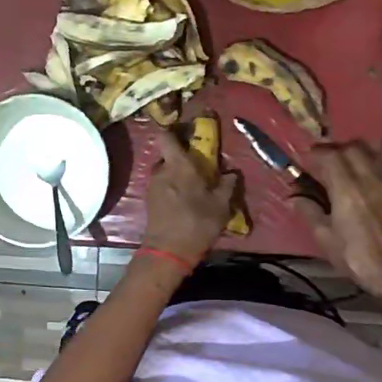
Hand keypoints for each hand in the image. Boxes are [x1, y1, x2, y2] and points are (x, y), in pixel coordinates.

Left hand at [143, 129, 238, 262]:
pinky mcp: (149, 201)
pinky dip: (172, 188)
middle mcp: (160, 171)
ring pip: (165, 172)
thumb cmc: (197, 223)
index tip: (188, 131)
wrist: (168, 251)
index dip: (175, 130)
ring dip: (177, 175)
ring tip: (194, 186)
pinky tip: (185, 200)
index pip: (166, 136)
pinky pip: (162, 187)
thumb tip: (231, 174)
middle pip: (168, 155)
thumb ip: (226, 185)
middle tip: (199, 166)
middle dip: (181, 158)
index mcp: (177, 165)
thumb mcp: (221, 204)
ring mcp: (152, 187)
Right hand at [290, 143, 381, 305]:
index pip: (333, 157)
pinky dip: (366, 172)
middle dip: (337, 148)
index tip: (306, 154)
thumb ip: (309, 211)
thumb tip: (294, 198)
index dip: (318, 152)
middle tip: (322, 157)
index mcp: (348, 191)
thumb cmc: (352, 257)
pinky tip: (358, 188)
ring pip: (371, 158)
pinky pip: (380, 174)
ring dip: (353, 157)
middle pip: (355, 149)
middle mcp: (371, 182)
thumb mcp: (323, 237)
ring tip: (340, 168)